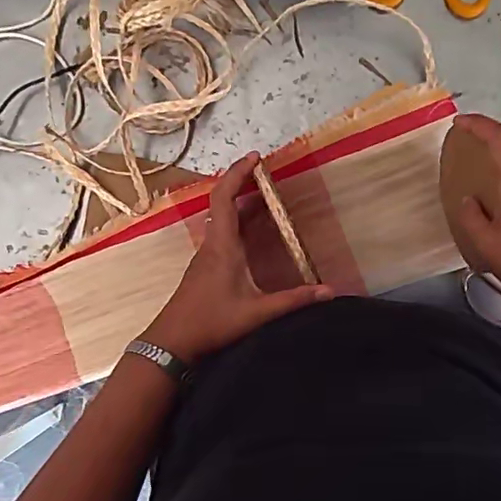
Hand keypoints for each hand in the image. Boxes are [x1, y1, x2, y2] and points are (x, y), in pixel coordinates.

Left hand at [141, 153, 333, 362]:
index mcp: (223, 246)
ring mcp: (205, 257)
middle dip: (243, 183)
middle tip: (265, 174)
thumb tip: (328, 291)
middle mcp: (212, 245)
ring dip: (240, 204)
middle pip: (222, 202)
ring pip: (221, 220)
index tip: (255, 158)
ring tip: (265, 199)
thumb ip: (293, 300)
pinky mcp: (204, 269)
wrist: (171, 343)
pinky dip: (237, 224)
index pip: (225, 197)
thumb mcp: (257, 312)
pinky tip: (251, 236)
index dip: (238, 173)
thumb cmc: (210, 322)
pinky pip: (221, 235)